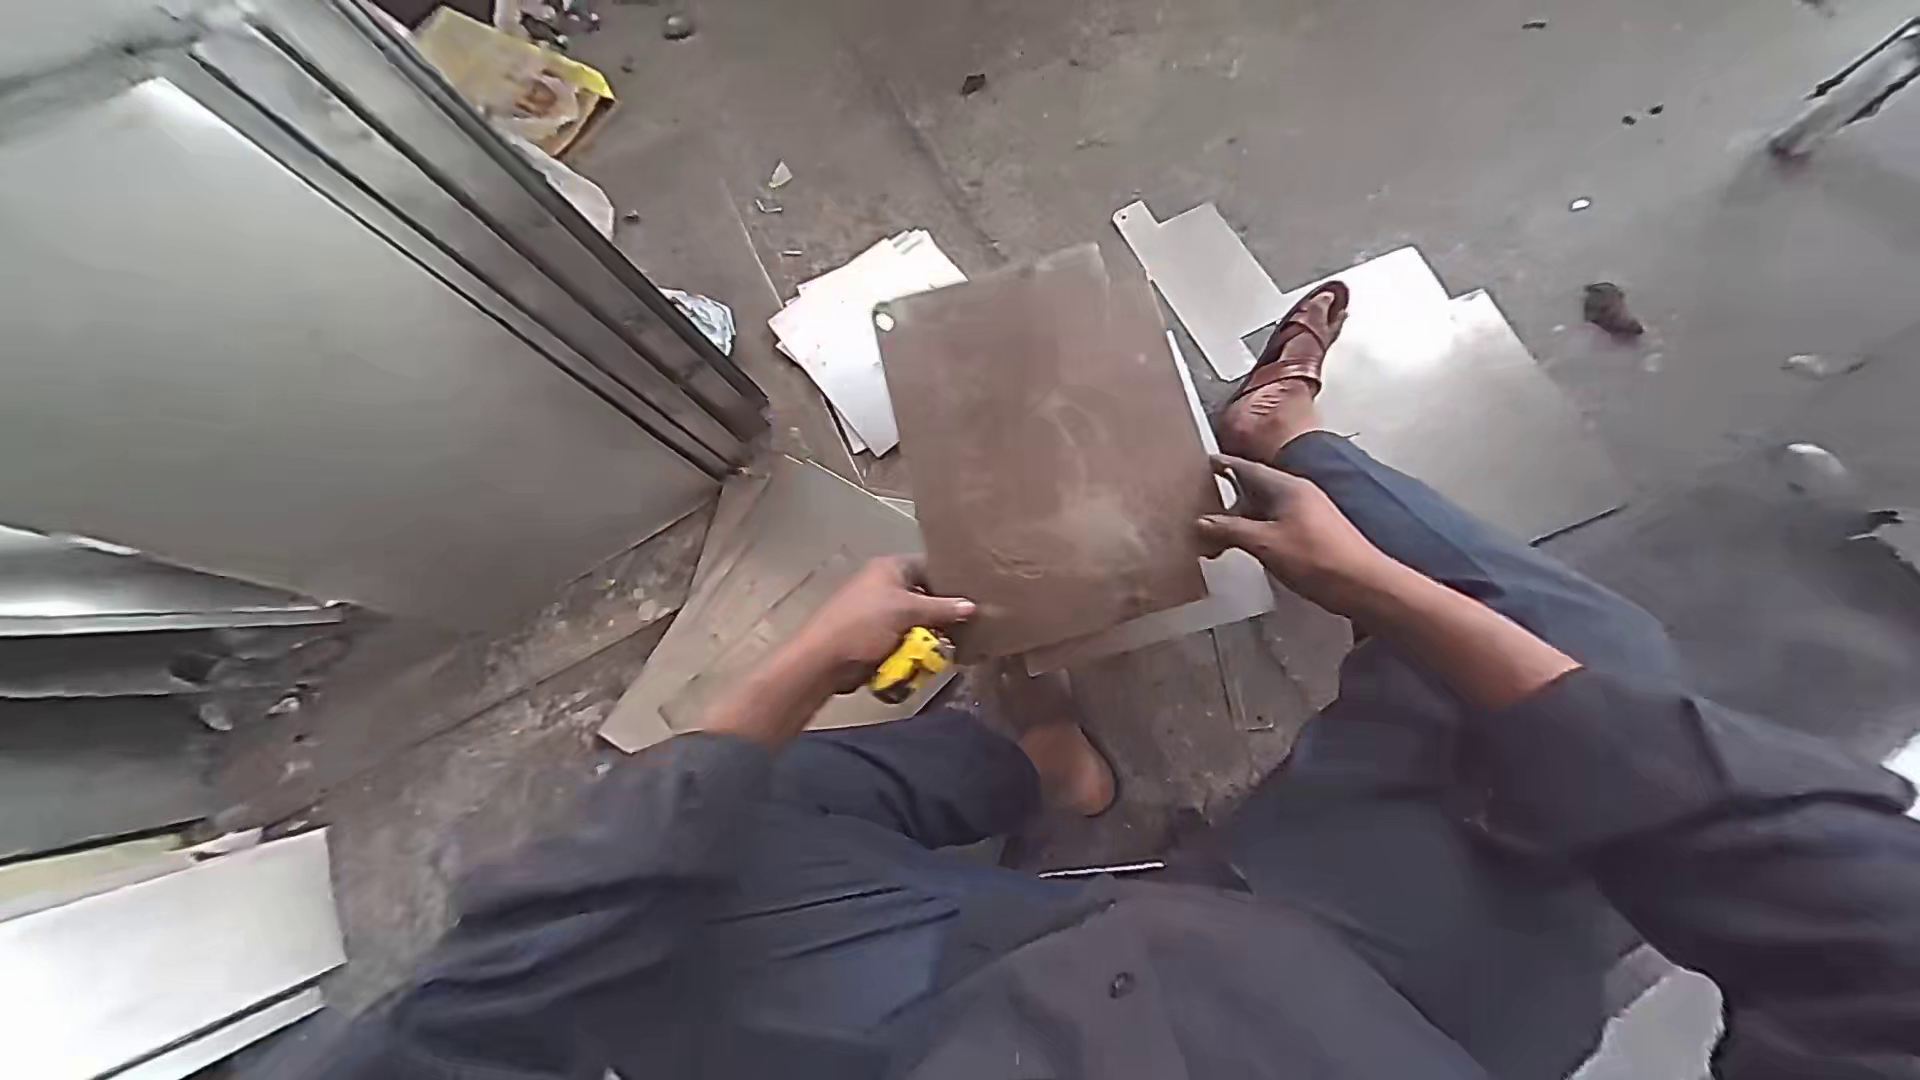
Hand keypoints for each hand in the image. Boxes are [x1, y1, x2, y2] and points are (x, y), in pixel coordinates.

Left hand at [787, 556, 975, 692]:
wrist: (823, 659)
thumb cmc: (863, 624)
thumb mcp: (906, 612)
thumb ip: (941, 608)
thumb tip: (972, 606)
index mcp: (890, 568)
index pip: (930, 564)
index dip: (952, 576)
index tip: (976, 590)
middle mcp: (887, 584)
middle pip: (926, 593)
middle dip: (945, 609)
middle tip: (973, 620)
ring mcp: (882, 611)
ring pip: (919, 618)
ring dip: (934, 631)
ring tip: (960, 640)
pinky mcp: (879, 635)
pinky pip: (907, 636)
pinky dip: (920, 644)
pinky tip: (938, 654)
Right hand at [1196, 454, 1399, 616]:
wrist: (1364, 586)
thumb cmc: (1319, 559)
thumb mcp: (1264, 543)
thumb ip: (1228, 529)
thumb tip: (1201, 521)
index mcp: (1287, 488)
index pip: (1246, 468)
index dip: (1222, 465)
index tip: (1201, 463)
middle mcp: (1297, 495)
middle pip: (1251, 489)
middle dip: (1224, 498)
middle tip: (1197, 505)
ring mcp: (1304, 514)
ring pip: (1260, 510)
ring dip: (1236, 520)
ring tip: (1211, 534)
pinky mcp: (1308, 534)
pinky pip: (1270, 525)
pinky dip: (1250, 533)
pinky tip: (1237, 547)